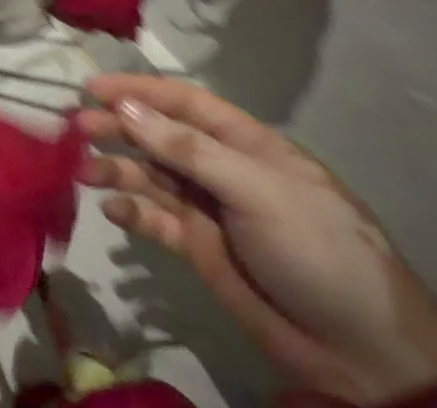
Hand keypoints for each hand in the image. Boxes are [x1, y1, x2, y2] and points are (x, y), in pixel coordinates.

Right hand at [78, 75, 436, 405]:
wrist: (361, 349)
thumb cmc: (318, 251)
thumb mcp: (258, 191)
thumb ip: (189, 151)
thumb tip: (125, 109)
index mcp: (248, 145)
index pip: (185, 103)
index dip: (139, 91)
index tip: (90, 88)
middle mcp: (223, 170)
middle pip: (160, 137)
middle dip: (118, 129)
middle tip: (76, 130)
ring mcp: (210, 211)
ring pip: (150, 176)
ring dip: (116, 169)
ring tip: (84, 173)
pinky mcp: (199, 249)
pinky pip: (154, 220)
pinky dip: (130, 211)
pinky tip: (113, 211)